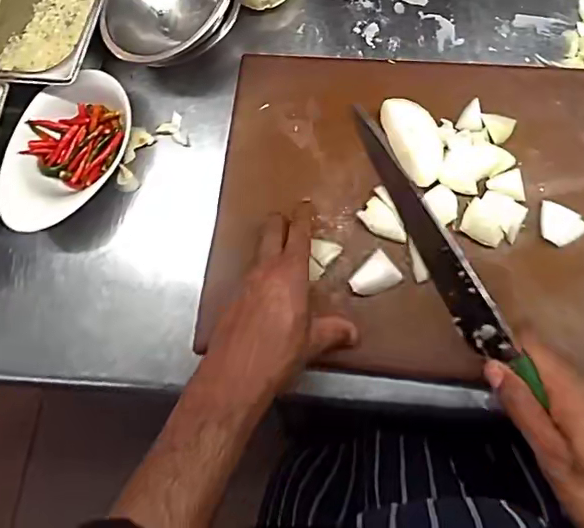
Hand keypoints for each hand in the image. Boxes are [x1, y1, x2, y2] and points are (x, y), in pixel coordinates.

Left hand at [205, 200, 358, 401]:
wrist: (232, 378)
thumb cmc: (277, 355)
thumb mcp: (312, 343)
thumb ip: (333, 332)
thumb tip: (352, 332)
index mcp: (289, 272)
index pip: (297, 234)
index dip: (302, 217)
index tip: (305, 206)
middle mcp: (265, 270)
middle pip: (270, 230)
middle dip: (279, 221)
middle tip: (289, 220)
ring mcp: (244, 283)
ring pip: (257, 253)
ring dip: (268, 248)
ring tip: (280, 256)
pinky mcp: (231, 301)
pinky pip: (248, 277)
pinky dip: (258, 275)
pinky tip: (264, 293)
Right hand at [486, 337, 583, 527]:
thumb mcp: (553, 458)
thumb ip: (523, 408)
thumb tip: (492, 365)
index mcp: (571, 385)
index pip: (529, 338)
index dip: (504, 346)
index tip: (487, 370)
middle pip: (540, 356)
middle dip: (517, 373)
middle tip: (503, 410)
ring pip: (553, 375)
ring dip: (534, 391)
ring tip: (525, 429)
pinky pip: (569, 392)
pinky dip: (552, 404)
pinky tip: (551, 439)